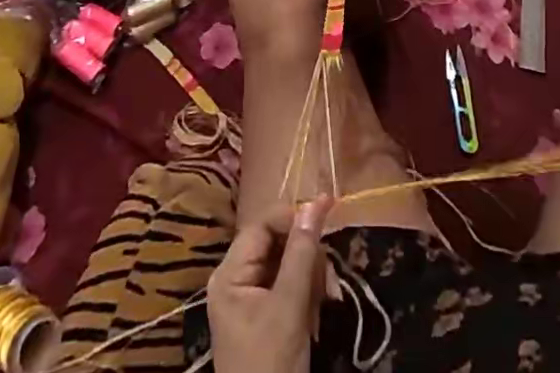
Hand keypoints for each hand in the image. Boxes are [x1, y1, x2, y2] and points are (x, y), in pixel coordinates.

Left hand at [209, 198, 332, 372]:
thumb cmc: (271, 362)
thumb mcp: (290, 305)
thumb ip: (302, 252)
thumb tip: (316, 202)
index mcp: (230, 273)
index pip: (263, 224)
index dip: (294, 217)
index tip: (329, 215)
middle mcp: (236, 278)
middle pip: (278, 242)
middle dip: (308, 255)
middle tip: (329, 280)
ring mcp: (250, 296)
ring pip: (289, 262)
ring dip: (313, 276)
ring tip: (327, 300)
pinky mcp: (265, 312)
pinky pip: (290, 284)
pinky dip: (308, 293)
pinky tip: (318, 313)